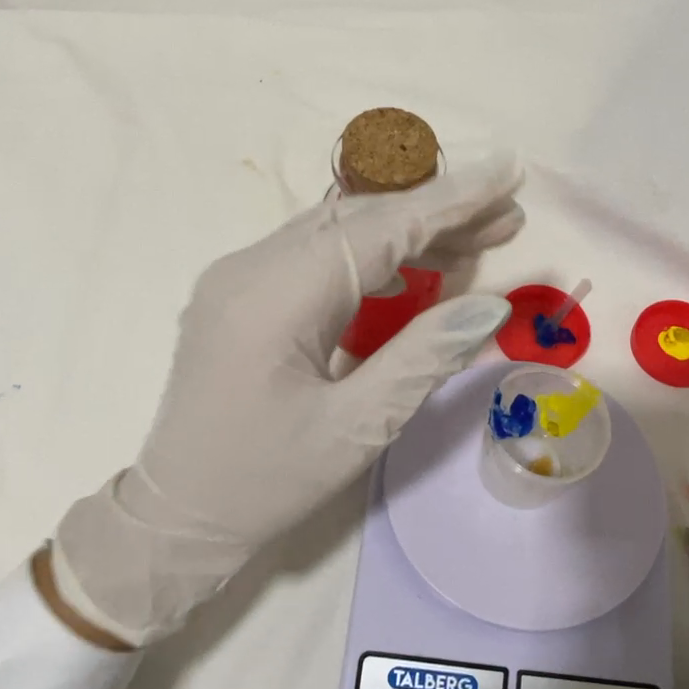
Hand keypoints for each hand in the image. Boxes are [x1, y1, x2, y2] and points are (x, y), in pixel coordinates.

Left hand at [50, 154, 525, 647]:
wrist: (178, 517)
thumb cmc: (267, 482)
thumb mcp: (357, 428)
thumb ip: (424, 357)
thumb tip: (491, 303)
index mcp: (275, 297)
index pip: (378, 227)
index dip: (450, 200)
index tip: (509, 172)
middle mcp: (249, 269)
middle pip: (356, 218)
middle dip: (435, 213)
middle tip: (508, 219)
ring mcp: (236, 280)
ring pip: (334, 233)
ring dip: (404, 234)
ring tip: (472, 247)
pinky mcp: (237, 299)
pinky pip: (310, 258)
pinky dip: (367, 259)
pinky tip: (408, 275)